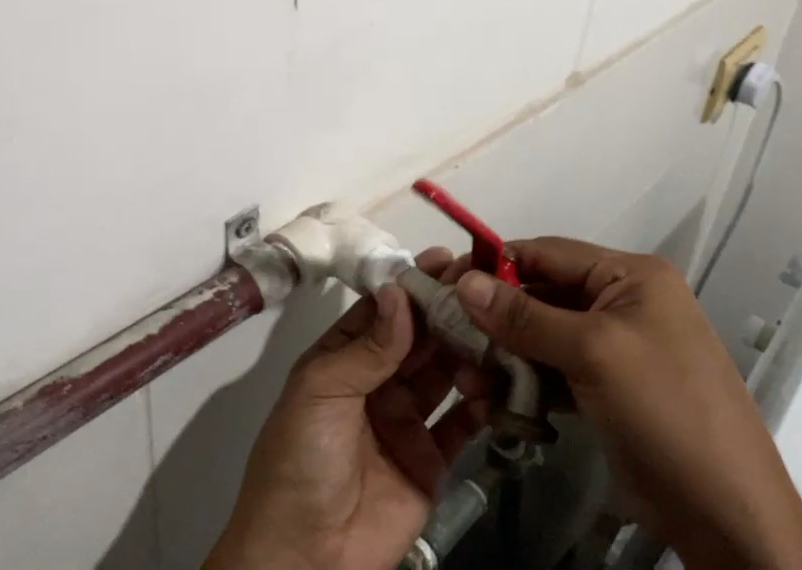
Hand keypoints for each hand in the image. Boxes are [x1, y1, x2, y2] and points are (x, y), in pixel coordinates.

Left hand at [205, 248, 485, 569]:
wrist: (305, 556)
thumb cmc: (300, 460)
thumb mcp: (322, 392)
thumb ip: (367, 347)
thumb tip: (399, 291)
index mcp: (341, 360)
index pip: (381, 312)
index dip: (412, 287)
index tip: (448, 261)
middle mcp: (374, 383)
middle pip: (417, 339)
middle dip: (448, 313)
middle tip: (487, 288)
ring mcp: (404, 421)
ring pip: (443, 374)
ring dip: (469, 352)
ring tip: (500, 330)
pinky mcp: (431, 459)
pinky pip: (461, 422)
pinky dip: (482, 402)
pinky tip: (501, 381)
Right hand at [452, 238, 801, 569]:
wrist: (727, 512)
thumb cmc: (665, 410)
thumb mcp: (593, 352)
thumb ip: (524, 316)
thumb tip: (463, 282)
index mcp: (629, 276)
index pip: (546, 254)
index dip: (494, 267)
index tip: (444, 286)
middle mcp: (620, 303)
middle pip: (539, 297)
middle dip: (494, 321)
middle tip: (448, 342)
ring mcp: (613, 351)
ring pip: (540, 339)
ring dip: (502, 358)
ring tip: (468, 384)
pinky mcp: (605, 392)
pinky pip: (551, 374)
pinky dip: (523, 387)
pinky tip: (494, 407)